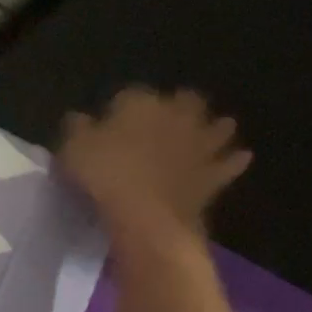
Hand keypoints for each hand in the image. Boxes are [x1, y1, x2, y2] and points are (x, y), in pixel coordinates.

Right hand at [59, 88, 250, 239]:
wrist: (147, 217)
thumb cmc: (104, 176)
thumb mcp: (72, 149)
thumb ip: (77, 128)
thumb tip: (79, 116)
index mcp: (140, 105)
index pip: (131, 94)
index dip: (120, 106)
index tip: (111, 119)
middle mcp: (177, 116)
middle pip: (186, 100)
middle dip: (178, 105)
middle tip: (166, 117)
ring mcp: (201, 145)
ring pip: (217, 127)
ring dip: (215, 127)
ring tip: (210, 130)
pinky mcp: (215, 174)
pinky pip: (230, 163)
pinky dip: (233, 159)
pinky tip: (239, 157)